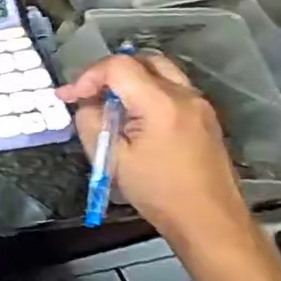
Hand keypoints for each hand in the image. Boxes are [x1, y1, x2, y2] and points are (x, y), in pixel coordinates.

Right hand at [56, 52, 250, 245]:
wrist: (209, 220)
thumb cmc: (158, 193)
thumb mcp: (113, 160)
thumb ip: (92, 124)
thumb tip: (87, 105)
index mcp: (160, 104)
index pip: (119, 67)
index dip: (88, 76)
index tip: (71, 97)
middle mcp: (185, 95)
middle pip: (142, 60)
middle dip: (110, 73)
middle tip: (89, 95)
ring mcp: (199, 104)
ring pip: (160, 72)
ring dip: (130, 81)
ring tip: (110, 107)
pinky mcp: (205, 117)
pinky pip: (172, 89)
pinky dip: (147, 92)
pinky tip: (135, 120)